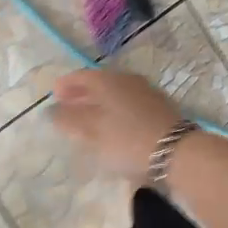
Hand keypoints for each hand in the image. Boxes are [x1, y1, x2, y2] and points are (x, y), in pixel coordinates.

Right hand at [51, 68, 185, 182]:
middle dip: (81, 93)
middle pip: (99, 83)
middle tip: (67, 105)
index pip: (82, 75)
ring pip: (115, 93)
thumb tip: (51, 110)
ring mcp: (146, 92)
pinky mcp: (159, 108)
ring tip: (87, 119)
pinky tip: (113, 126)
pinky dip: (115, 110)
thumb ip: (68, 120)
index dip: (66, 84)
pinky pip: (128, 104)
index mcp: (109, 80)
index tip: (54, 94)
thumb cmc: (128, 140)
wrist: (177, 152)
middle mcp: (128, 80)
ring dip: (98, 103)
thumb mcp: (92, 133)